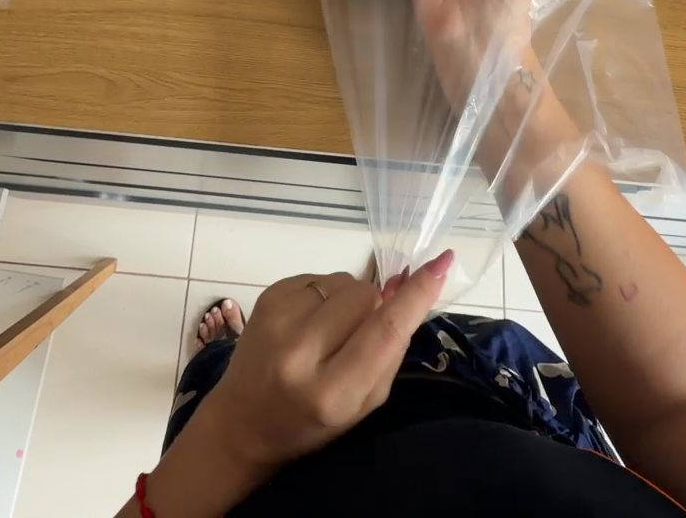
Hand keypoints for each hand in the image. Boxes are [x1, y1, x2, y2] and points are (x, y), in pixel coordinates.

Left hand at [148, 253, 453, 515]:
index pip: (384, 331)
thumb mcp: (363, 403)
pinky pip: (318, 276)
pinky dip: (324, 294)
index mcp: (332, 392)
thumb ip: (389, 351)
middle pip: (365, 295)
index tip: (442, 263)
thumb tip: (408, 289)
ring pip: (343, 281)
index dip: (417, 296)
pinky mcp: (266, 296)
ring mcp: (277, 319)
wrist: (244, 421)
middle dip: (374, 305)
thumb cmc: (313, 422)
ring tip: (329, 330)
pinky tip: (309, 321)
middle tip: (360, 332)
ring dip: (348, 299)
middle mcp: (300, 352)